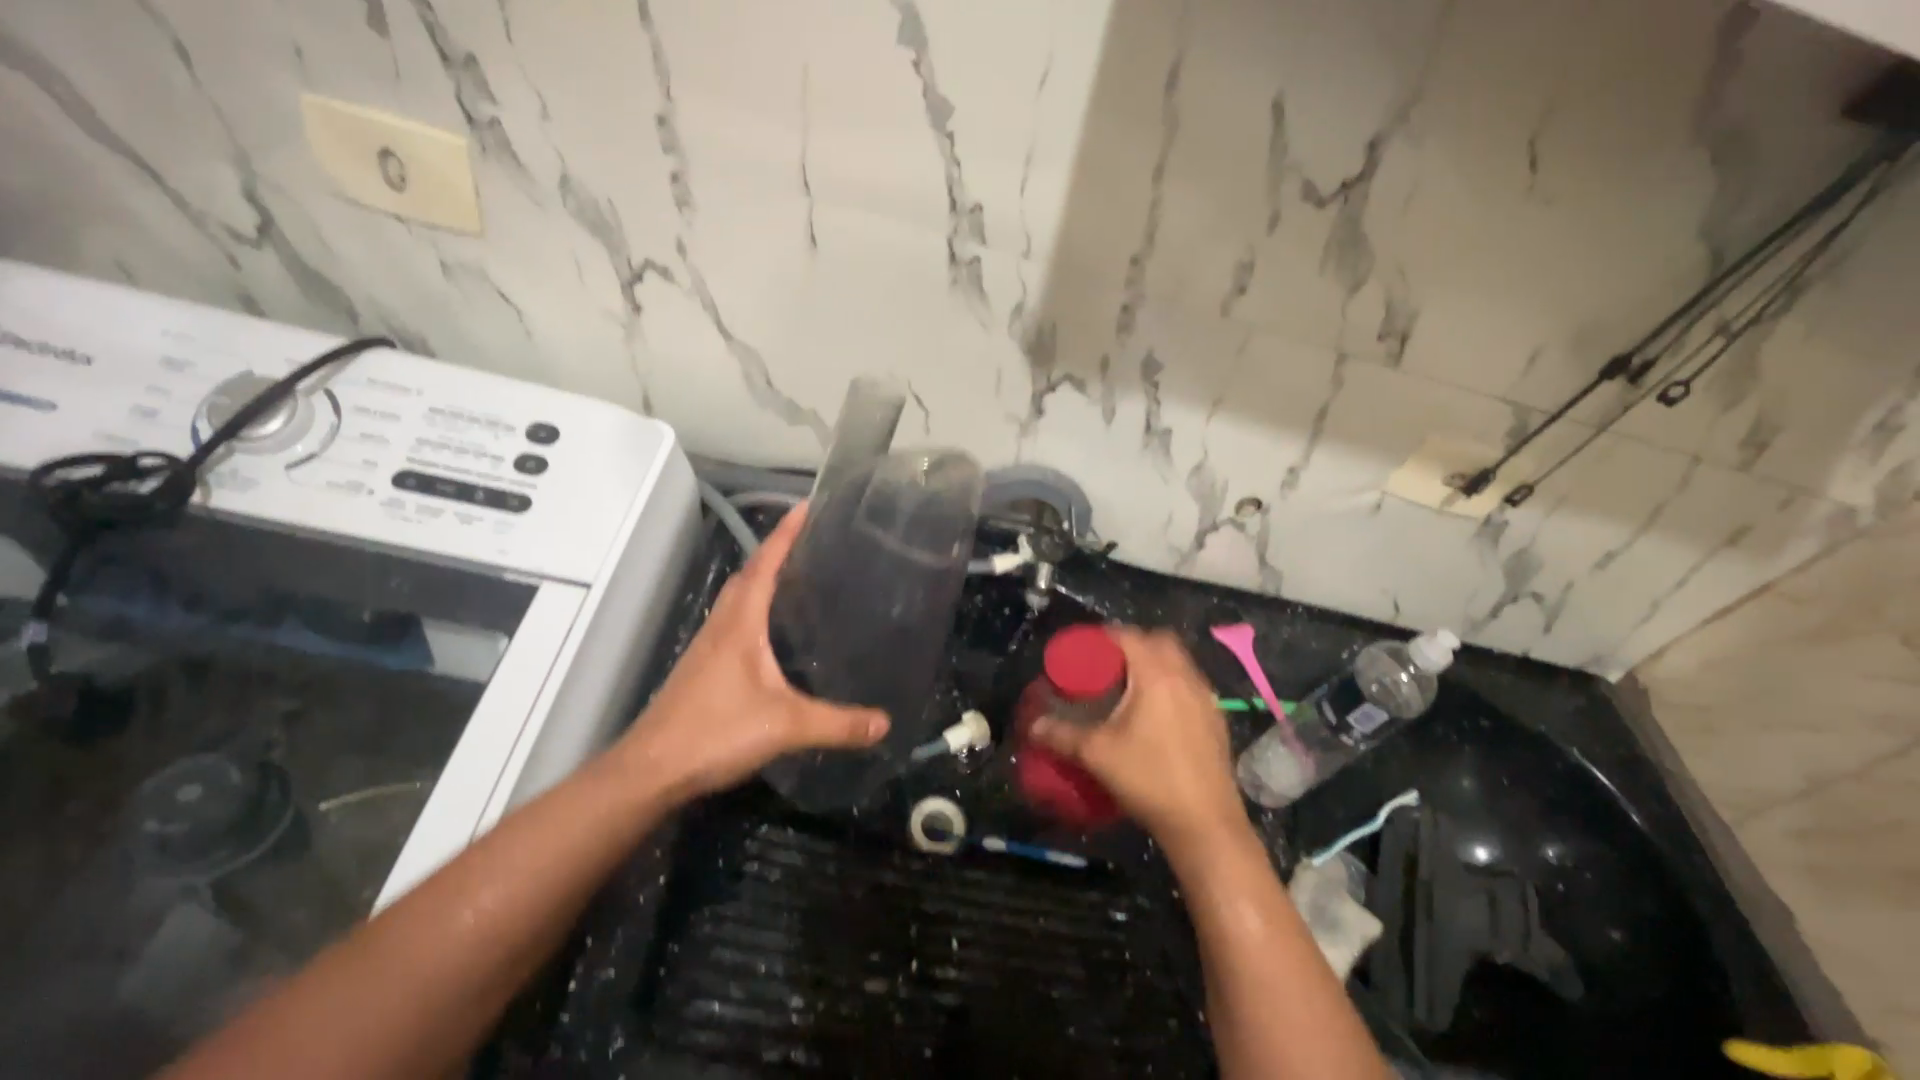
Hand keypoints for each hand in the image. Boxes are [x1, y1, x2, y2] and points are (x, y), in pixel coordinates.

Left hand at [614, 504, 887, 801]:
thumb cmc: (716, 732)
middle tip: (811, 541)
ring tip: (798, 578)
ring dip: (763, 581)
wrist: (652, 768)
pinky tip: (773, 635)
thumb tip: (885, 723)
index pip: (765, 565)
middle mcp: (722, 626)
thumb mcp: (786, 726)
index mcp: (740, 623)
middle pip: (749, 576)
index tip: (807, 506)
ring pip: (738, 601)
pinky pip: (734, 624)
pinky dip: (755, 612)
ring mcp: (708, 648)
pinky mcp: (704, 670)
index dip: (786, 534)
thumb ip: (838, 724)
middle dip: (777, 552)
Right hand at [1028, 628, 1245, 847]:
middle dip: (1134, 645)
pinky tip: (1156, 715)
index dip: (1106, 636)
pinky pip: (1191, 686)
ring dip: (1156, 665)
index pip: (1130, 636)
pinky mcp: (1217, 721)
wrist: (1204, 823)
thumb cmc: (1148, 779)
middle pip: (1161, 641)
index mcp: (1157, 676)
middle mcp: (1186, 678)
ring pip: (1181, 664)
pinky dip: (1172, 686)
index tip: (1086, 648)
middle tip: (1108, 664)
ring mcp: (1207, 699)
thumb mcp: (1096, 755)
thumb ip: (1062, 736)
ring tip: (1130, 689)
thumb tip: (1033, 726)